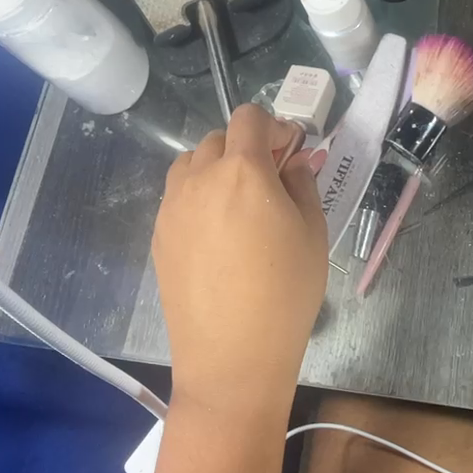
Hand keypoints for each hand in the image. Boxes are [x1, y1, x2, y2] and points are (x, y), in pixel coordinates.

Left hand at [152, 105, 326, 408]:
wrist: (232, 354)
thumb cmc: (286, 292)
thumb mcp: (313, 233)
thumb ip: (302, 185)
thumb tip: (293, 161)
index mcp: (243, 170)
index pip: (249, 119)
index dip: (274, 126)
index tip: (292, 151)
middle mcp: (200, 178)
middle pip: (219, 139)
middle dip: (248, 148)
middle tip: (272, 182)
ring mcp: (173, 207)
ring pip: (192, 165)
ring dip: (217, 168)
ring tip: (240, 205)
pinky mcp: (160, 235)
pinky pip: (179, 197)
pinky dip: (199, 197)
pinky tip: (219, 235)